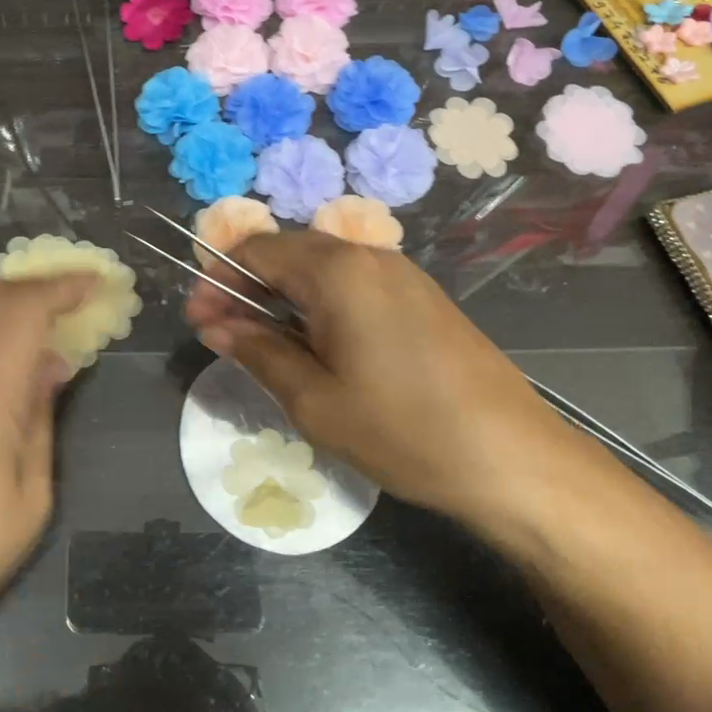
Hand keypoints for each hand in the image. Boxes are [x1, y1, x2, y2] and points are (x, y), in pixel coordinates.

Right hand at [185, 231, 562, 521]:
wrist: (515, 460)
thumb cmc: (403, 430)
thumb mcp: (314, 399)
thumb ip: (257, 351)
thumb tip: (215, 326)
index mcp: (337, 271)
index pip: (256, 251)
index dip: (217, 279)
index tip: (196, 320)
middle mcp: (369, 257)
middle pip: (288, 251)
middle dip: (247, 285)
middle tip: (222, 332)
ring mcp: (402, 275)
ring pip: (321, 268)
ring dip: (282, 295)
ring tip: (264, 344)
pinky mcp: (423, 298)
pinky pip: (353, 284)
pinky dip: (319, 303)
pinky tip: (316, 346)